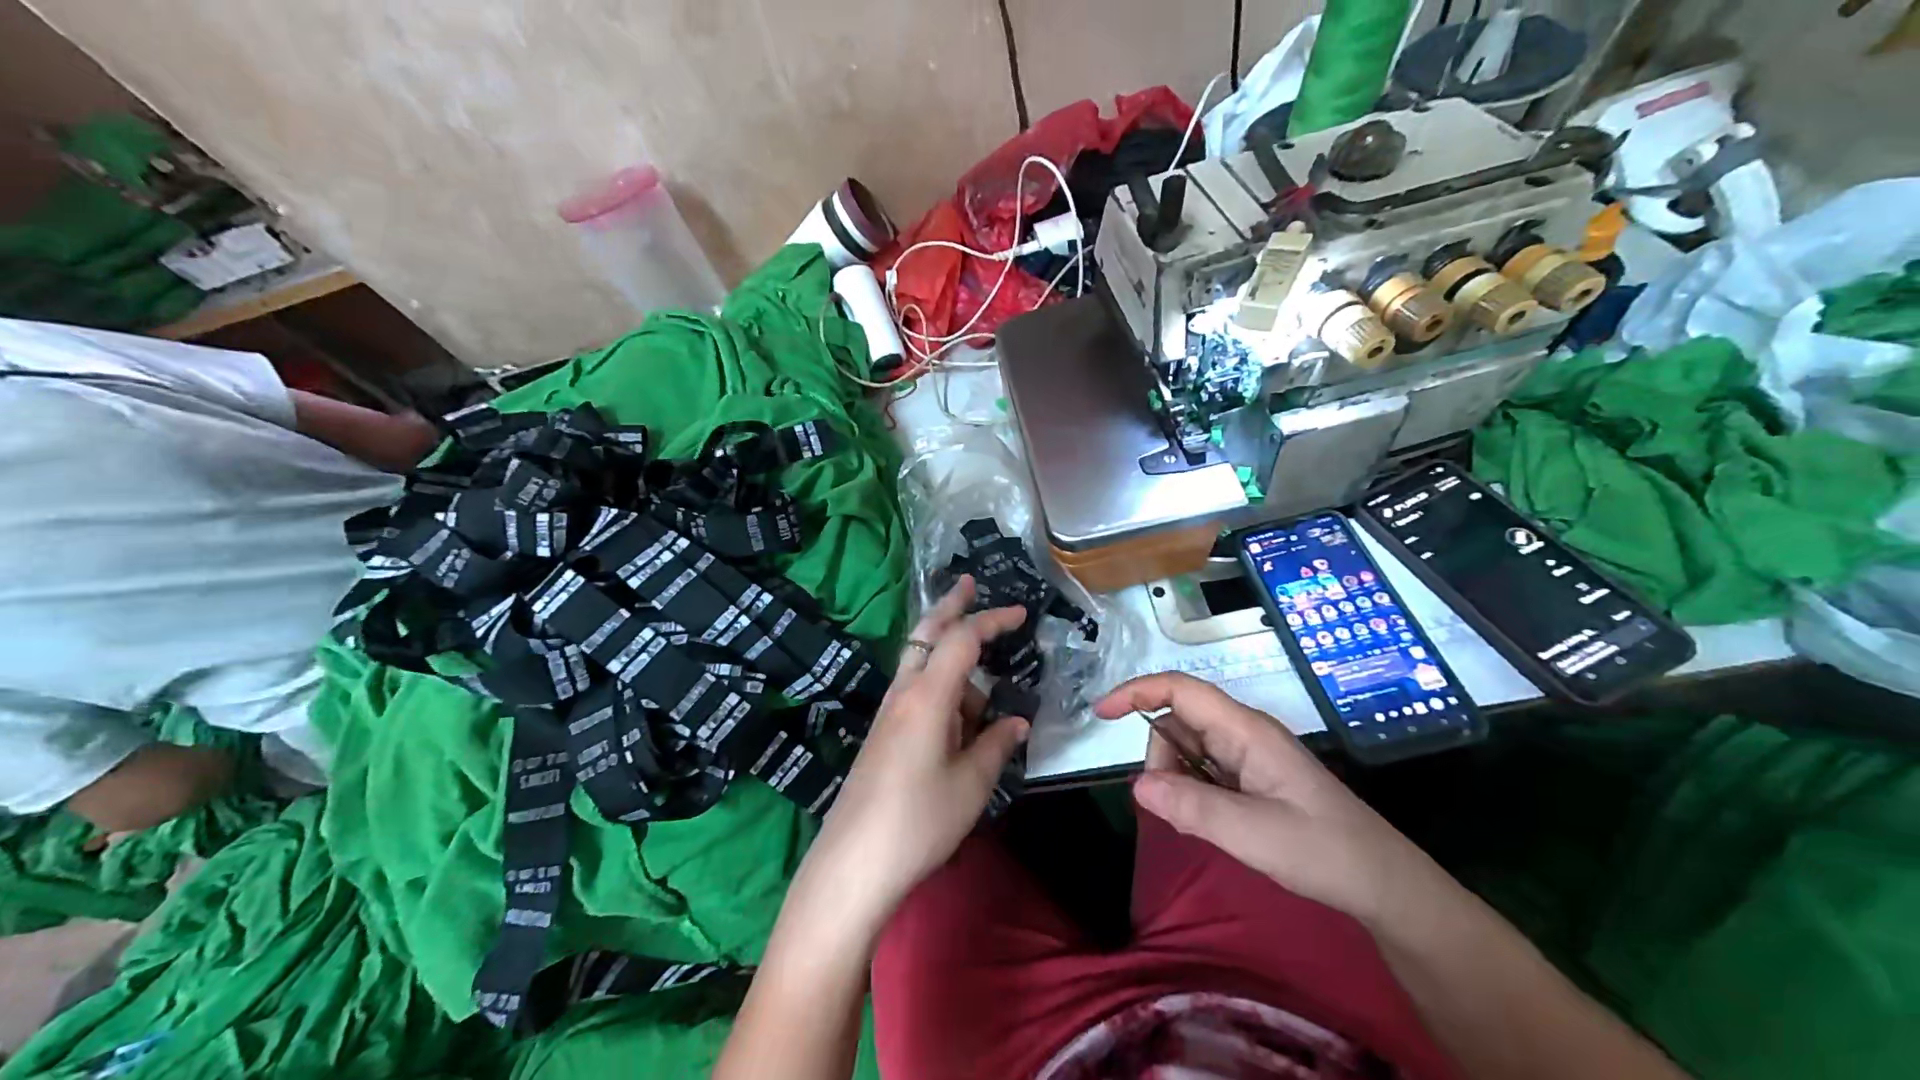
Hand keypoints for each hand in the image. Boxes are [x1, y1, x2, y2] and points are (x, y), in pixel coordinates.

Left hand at [803, 575, 1029, 928]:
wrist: (854, 864)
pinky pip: (916, 694)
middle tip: (970, 584)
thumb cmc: (919, 821)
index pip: (961, 639)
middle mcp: (903, 693)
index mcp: (928, 696)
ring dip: (955, 669)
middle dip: (950, 607)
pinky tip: (962, 726)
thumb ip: (996, 745)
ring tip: (988, 713)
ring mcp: (888, 713)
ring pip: (922, 666)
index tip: (1022, 612)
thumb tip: (1016, 722)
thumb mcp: (972, 784)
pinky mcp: (883, 734)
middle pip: (926, 635)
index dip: (992, 620)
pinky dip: (943, 692)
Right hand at [1096, 672, 1455, 928]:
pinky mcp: (1250, 777)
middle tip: (1175, 806)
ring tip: (1201, 822)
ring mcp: (1247, 755)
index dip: (1136, 692)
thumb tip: (1137, 785)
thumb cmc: (1323, 851)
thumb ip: (1191, 807)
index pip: (1179, 690)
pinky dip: (1190, 791)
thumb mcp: (1252, 834)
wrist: (1382, 884)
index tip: (1101, 714)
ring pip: (1186, 747)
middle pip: (1177, 721)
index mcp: (1245, 730)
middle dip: (1159, 757)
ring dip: (1175, 779)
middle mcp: (1242, 733)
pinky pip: (1202, 770)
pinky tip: (1210, 823)